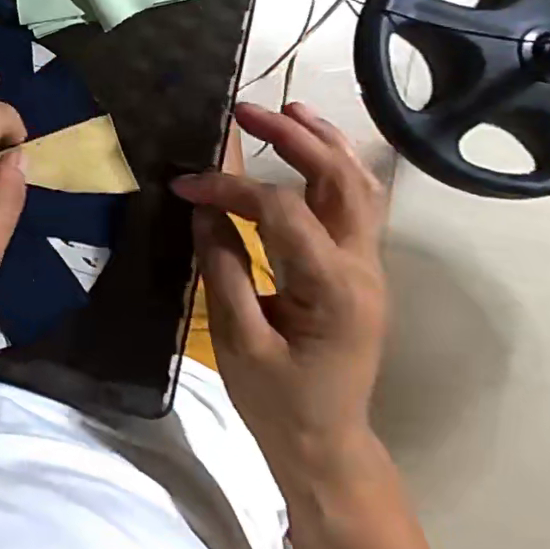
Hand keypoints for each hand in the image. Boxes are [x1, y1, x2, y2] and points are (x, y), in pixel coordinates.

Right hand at [171, 102, 389, 485]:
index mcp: (333, 289)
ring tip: (286, 110)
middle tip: (245, 111)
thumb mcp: (238, 339)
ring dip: (323, 143)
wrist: (326, 438)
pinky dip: (331, 166)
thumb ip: (223, 268)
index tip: (182, 186)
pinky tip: (304, 148)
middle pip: (343, 183)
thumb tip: (203, 209)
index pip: (282, 212)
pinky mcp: (355, 268)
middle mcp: (363, 269)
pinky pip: (353, 203)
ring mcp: (367, 267)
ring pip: (360, 187)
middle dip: (296, 138)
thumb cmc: (278, 397)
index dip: (229, 188)